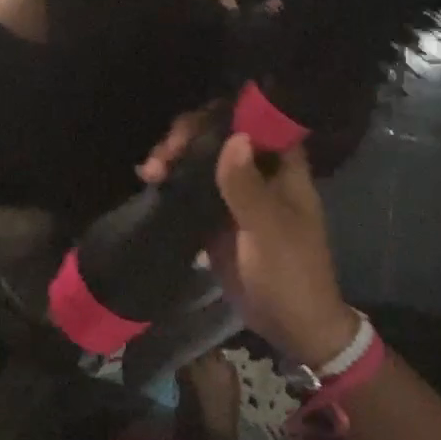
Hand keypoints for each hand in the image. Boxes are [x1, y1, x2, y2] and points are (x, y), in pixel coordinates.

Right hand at [141, 115, 355, 365]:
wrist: (291, 326)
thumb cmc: (291, 274)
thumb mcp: (270, 230)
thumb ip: (248, 186)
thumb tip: (233, 138)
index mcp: (283, 167)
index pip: (256, 119)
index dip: (225, 113)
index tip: (195, 125)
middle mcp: (259, 171)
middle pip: (220, 133)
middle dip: (188, 135)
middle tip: (165, 155)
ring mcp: (235, 193)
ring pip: (201, 158)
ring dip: (174, 156)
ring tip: (150, 172)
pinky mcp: (215, 217)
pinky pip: (190, 187)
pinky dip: (170, 180)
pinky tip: (148, 180)